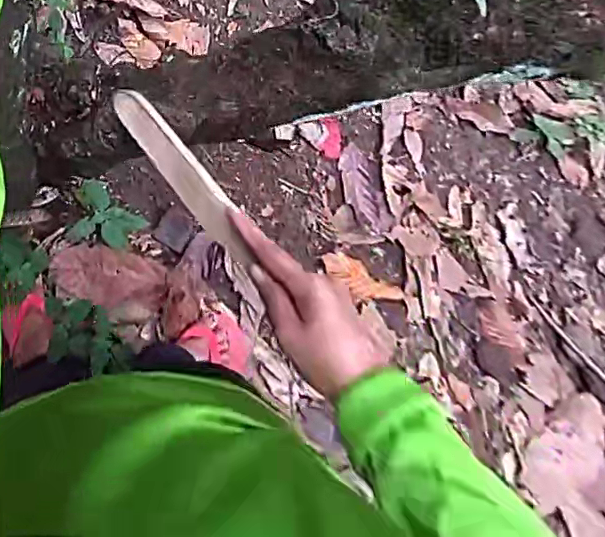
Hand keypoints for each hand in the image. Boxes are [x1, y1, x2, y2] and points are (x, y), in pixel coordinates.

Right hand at [231, 209, 390, 399]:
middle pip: (284, 267)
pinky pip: (308, 292)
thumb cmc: (324, 363)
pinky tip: (288, 308)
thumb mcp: (288, 332)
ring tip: (267, 302)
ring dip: (279, 284)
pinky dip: (293, 293)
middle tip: (240, 253)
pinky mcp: (342, 306)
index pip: (271, 254)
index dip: (249, 233)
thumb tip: (258, 271)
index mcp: (309, 286)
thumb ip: (272, 297)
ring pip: (296, 282)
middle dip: (263, 262)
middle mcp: (325, 282)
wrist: (371, 392)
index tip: (233, 213)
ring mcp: (336, 293)